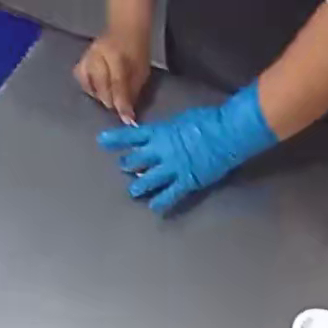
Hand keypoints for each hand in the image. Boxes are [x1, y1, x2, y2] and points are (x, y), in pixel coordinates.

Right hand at [73, 32, 148, 124]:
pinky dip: (88, 87)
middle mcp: (98, 55)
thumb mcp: (140, 74)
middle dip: (111, 101)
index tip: (128, 121)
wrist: (125, 31)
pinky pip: (80, 77)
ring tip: (109, 94)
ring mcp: (87, 56)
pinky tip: (97, 90)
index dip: (123, 105)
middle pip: (101, 88)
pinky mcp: (82, 60)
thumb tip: (127, 118)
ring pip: (88, 84)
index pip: (117, 85)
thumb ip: (131, 95)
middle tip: (119, 103)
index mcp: (116, 55)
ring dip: (99, 94)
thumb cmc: (136, 55)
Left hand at [96, 82, 278, 213]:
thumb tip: (165, 136)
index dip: (117, 139)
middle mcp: (162, 151)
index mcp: (161, 132)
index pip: (133, 135)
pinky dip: (161, 202)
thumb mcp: (182, 120)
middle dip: (129, 164)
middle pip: (138, 160)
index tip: (102, 141)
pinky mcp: (186, 182)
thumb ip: (170, 130)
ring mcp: (174, 168)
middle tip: (123, 168)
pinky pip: (170, 195)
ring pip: (150, 179)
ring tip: (134, 191)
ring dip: (140, 185)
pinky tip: (154, 208)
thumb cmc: (208, 121)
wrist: (226, 133)